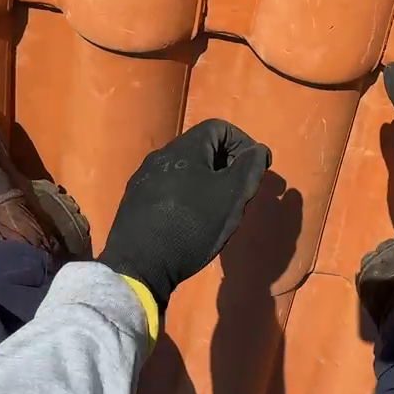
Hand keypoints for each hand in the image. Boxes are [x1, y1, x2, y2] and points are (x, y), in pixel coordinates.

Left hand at [98, 119, 271, 313]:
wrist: (138, 266)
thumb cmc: (190, 225)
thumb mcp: (230, 197)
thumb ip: (249, 168)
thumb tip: (258, 149)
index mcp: (185, 148)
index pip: (220, 127)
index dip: (242, 143)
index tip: (254, 168)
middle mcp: (161, 154)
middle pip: (202, 147)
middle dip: (226, 163)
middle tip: (238, 190)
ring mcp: (145, 177)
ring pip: (184, 168)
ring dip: (205, 180)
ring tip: (216, 207)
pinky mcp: (135, 199)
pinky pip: (169, 185)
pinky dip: (186, 193)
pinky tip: (189, 219)